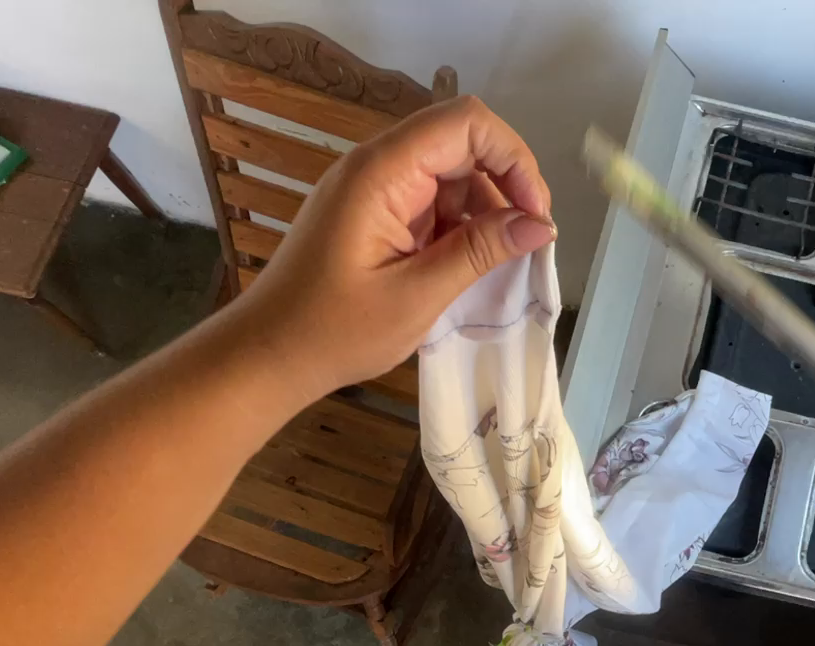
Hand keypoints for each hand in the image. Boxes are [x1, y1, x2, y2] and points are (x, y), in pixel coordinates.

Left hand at [216, 95, 554, 402]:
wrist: (274, 352)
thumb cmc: (337, 331)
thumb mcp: (418, 296)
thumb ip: (479, 252)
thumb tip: (541, 225)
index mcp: (382, 173)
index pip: (465, 125)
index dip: (513, 159)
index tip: (536, 216)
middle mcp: (381, 166)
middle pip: (463, 144)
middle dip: (509, 184)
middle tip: (533, 240)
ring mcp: (380, 190)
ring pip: (455, 175)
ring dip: (490, 211)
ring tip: (506, 261)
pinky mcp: (382, 214)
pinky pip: (438, 203)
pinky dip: (467, 228)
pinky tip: (478, 264)